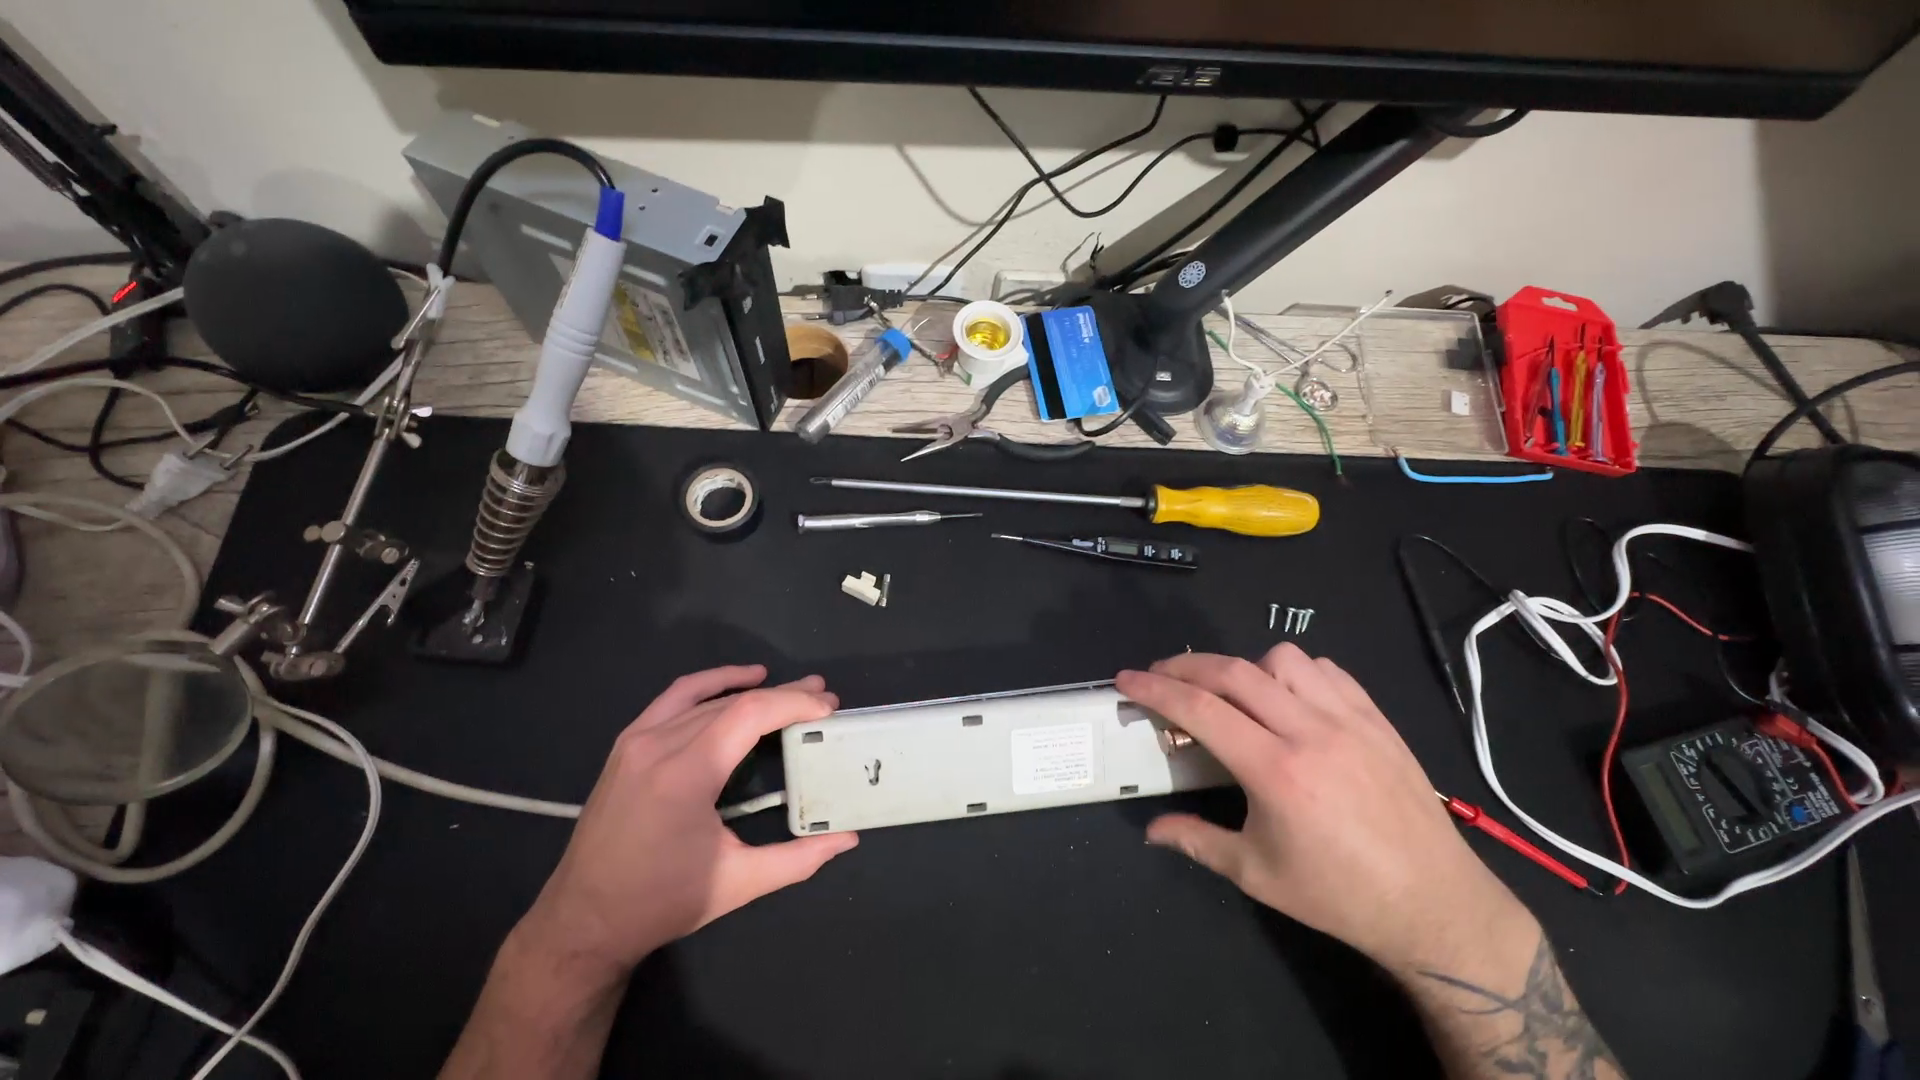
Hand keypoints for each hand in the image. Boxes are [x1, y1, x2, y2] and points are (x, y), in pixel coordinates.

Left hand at [513, 665, 858, 986]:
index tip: (828, 708)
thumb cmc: (661, 903)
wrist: (584, 920)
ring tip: (793, 688)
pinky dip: (710, 684)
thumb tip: (847, 839)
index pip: (749, 714)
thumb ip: (798, 858)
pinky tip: (737, 683)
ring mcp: (637, 740)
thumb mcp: (737, 883)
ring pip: (706, 697)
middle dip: (783, 695)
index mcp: (686, 774)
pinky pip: (674, 699)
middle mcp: (658, 745)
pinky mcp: (627, 745)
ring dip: (752, 689)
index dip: (793, 703)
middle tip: (825, 697)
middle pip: (732, 701)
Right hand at [1116, 645, 1537, 974]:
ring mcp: (1350, 720)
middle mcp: (1310, 731)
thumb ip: (1197, 841)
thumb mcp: (1256, 874)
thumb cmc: (1338, 896)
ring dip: (1245, 666)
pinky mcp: (1378, 720)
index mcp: (1275, 771)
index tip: (1126, 680)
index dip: (1156, 689)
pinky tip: (1287, 697)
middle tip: (1159, 674)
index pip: (1200, 709)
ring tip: (1232, 692)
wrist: (1434, 904)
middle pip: (1234, 671)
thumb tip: (1151, 828)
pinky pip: (1329, 671)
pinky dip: (1296, 672)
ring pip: (1284, 659)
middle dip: (1185, 664)